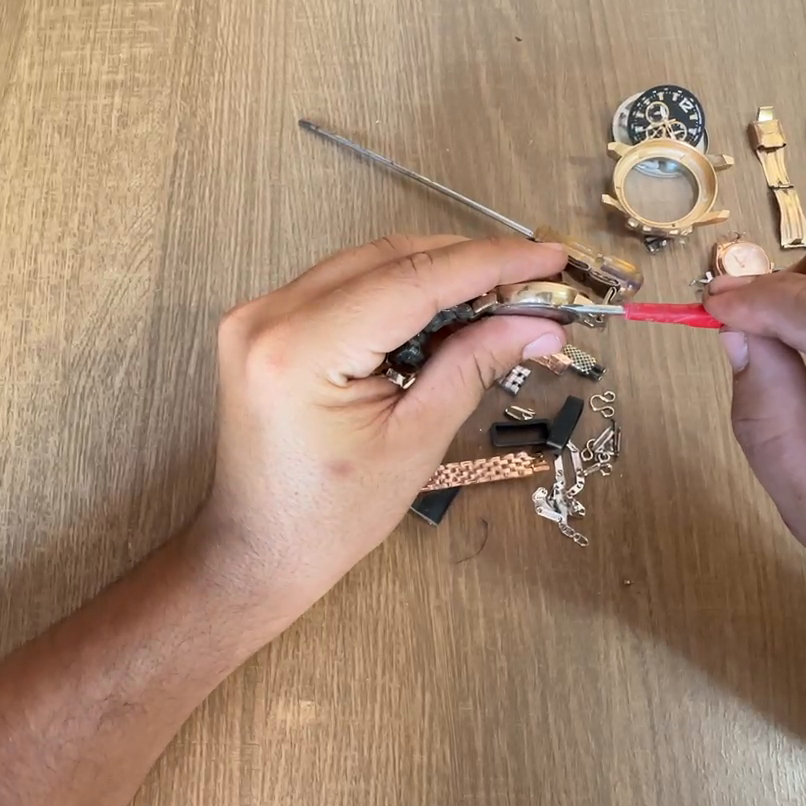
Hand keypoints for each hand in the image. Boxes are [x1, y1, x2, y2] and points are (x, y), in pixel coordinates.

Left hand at [191, 234, 567, 615]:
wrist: (261, 547)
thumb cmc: (332, 515)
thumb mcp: (415, 440)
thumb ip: (474, 365)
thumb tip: (539, 324)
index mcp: (300, 349)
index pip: (412, 278)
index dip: (489, 262)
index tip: (549, 257)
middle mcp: (267, 316)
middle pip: (387, 259)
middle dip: (465, 264)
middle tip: (531, 284)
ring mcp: (257, 315)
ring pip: (365, 265)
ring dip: (432, 274)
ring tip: (495, 300)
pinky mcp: (262, 324)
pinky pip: (341, 287)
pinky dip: (394, 292)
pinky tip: (437, 314)